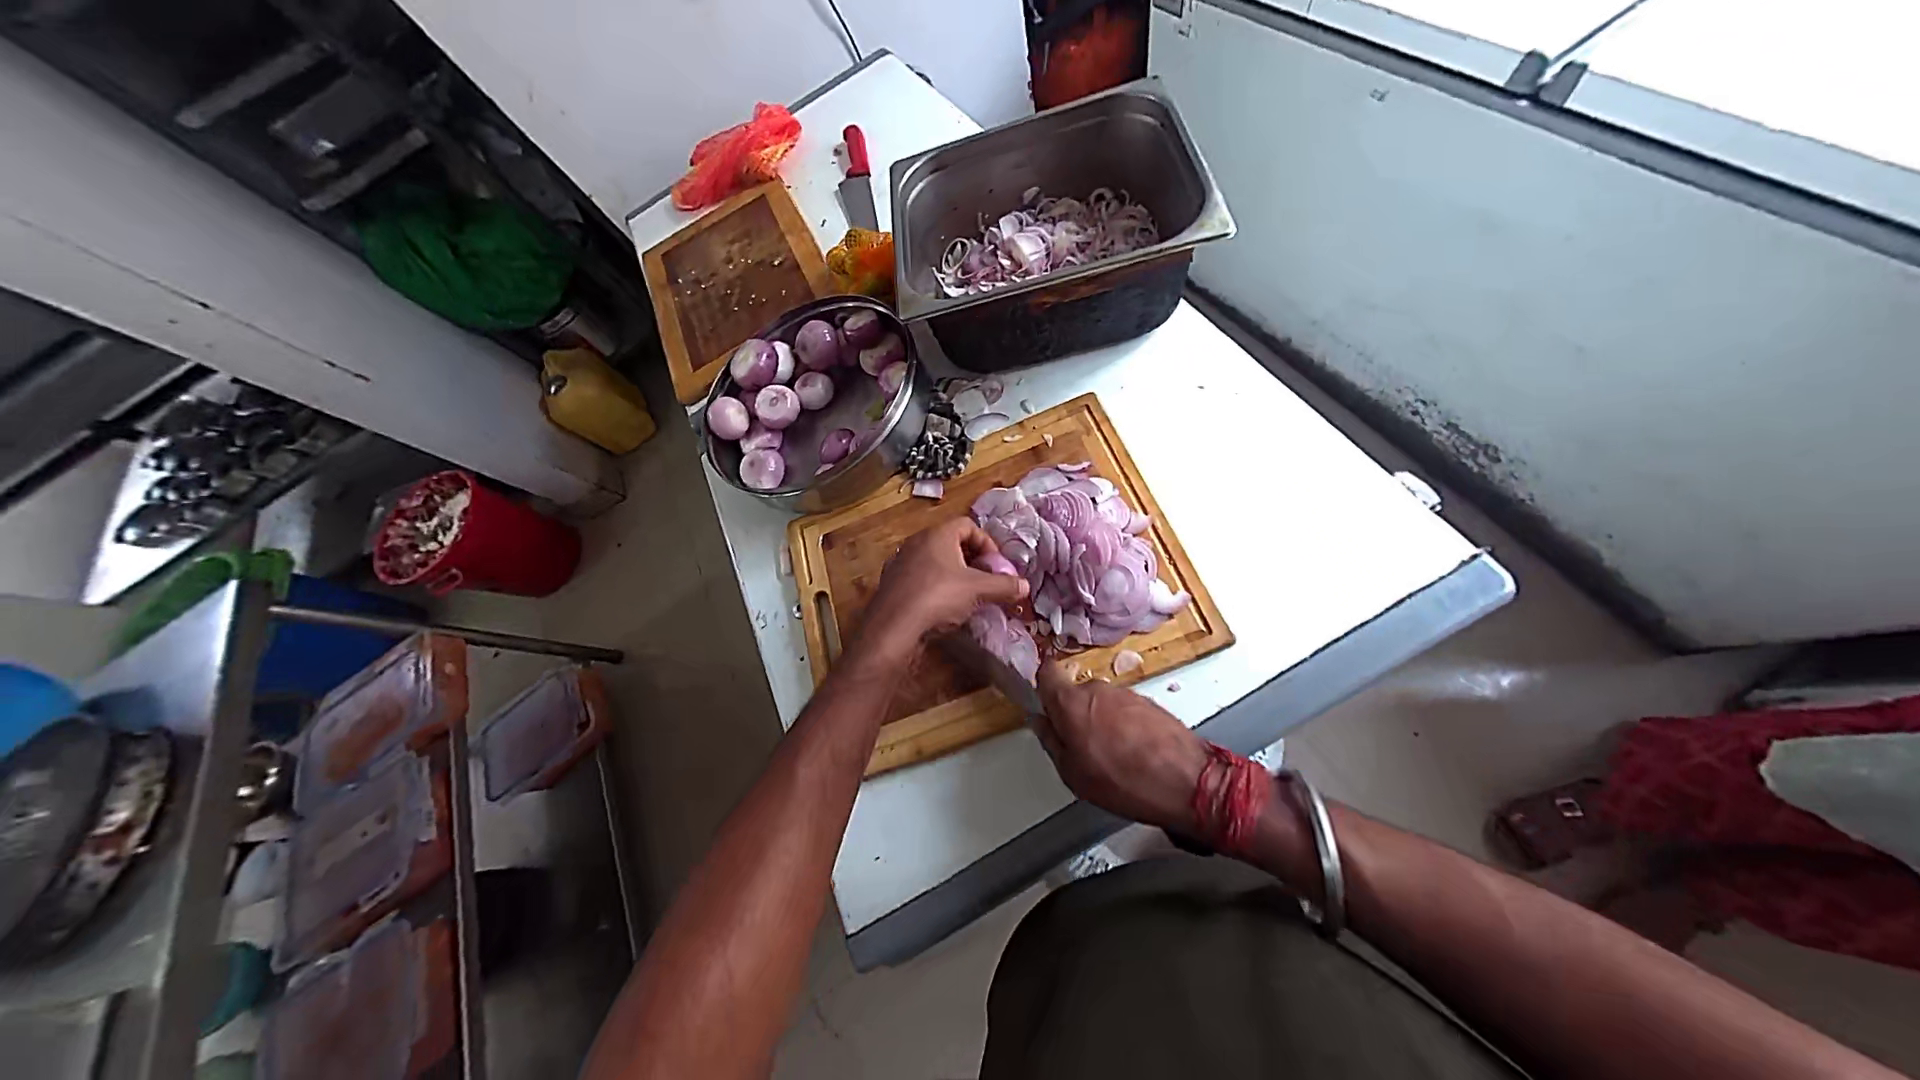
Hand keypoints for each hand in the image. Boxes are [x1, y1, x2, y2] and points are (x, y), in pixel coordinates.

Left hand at [854, 518, 1028, 661]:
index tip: (996, 565)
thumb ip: (1004, 586)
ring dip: (954, 575)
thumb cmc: (938, 597)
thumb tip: (1025, 586)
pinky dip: (936, 588)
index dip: (987, 543)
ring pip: (935, 563)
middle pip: (951, 543)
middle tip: (986, 581)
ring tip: (968, 597)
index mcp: (937, 534)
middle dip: (973, 561)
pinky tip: (944, 609)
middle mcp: (916, 543)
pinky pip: (920, 580)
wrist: (893, 627)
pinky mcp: (892, 585)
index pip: (968, 525)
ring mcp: (900, 563)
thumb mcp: (978, 590)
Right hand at [1032, 661, 1208, 831]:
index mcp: (1071, 702)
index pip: (1047, 673)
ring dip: (1100, 721)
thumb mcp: (1072, 773)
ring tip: (1110, 756)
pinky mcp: (1150, 702)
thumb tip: (1040, 723)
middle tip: (1079, 745)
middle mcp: (1098, 689)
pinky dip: (1124, 726)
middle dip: (1074, 714)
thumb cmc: (1122, 781)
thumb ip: (1051, 741)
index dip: (1043, 685)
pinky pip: (1125, 710)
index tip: (1044, 703)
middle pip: (1076, 693)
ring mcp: (1126, 693)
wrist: (1187, 782)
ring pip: (1101, 702)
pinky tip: (1132, 754)